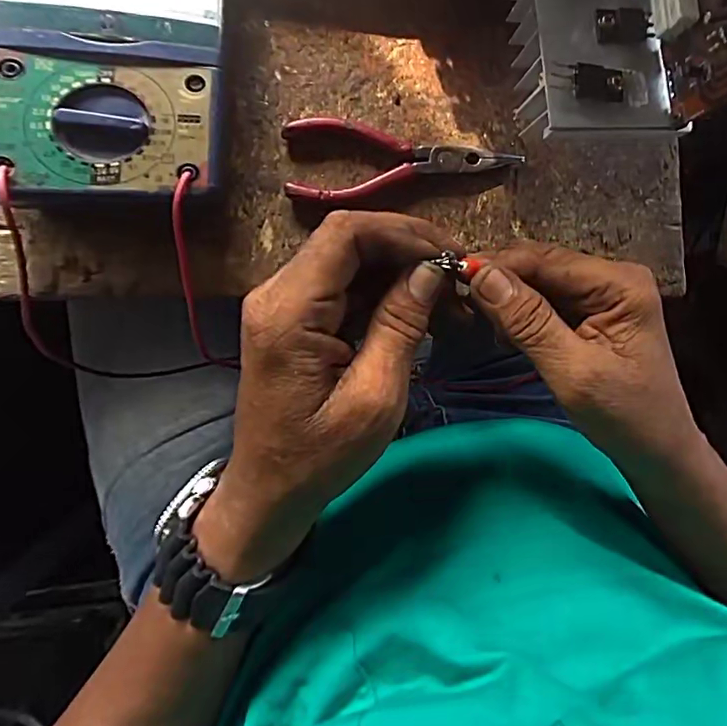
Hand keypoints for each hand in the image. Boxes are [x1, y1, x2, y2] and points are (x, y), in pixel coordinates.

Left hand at [196, 211, 455, 579]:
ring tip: (447, 292)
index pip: (346, 233)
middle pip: (350, 237)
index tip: (449, 256)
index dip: (403, 232)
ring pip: (353, 255)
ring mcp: (285, 301)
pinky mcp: (298, 314)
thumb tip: (431, 270)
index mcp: (289, 311)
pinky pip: (349, 281)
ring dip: (403, 266)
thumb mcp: (375, 397)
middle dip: (409, 246)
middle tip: (457, 271)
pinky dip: (388, 286)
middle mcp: (278, 292)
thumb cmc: (320, 457)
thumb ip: (401, 325)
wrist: (269, 492)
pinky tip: (421, 306)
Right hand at [467, 243, 698, 473]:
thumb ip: (529, 322)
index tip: (454, 274)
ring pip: (542, 282)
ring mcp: (605, 293)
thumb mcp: (573, 372)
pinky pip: (549, 301)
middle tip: (459, 298)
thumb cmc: (625, 417)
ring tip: (481, 321)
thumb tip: (483, 276)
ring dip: (510, 298)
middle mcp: (614, 276)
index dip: (500, 263)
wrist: (659, 453)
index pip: (548, 259)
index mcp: (621, 282)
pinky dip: (524, 314)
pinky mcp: (595, 312)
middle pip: (544, 265)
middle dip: (502, 280)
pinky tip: (506, 331)